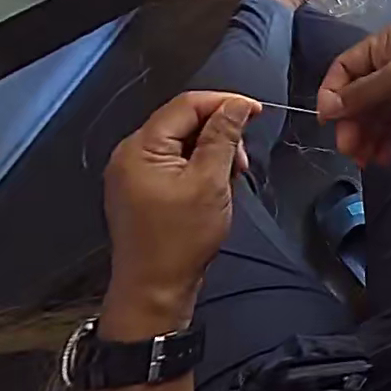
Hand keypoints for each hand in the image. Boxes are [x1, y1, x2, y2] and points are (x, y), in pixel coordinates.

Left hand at [102, 91, 259, 337]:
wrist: (156, 287)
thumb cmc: (181, 238)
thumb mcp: (210, 182)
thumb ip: (223, 137)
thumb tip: (237, 106)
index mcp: (140, 148)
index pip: (186, 105)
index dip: (225, 103)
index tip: (258, 112)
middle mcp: (131, 154)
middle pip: (184, 121)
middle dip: (221, 131)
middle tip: (244, 157)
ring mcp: (135, 172)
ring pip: (184, 141)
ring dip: (215, 150)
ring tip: (232, 176)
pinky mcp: (145, 187)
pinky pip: (179, 161)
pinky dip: (203, 166)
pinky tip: (217, 185)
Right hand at [316, 25, 390, 165]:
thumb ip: (363, 93)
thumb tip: (329, 108)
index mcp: (385, 46)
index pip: (345, 68)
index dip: (332, 94)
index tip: (327, 121)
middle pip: (361, 96)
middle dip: (353, 123)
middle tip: (349, 150)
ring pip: (379, 115)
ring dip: (369, 137)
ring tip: (366, 161)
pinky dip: (389, 141)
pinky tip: (385, 157)